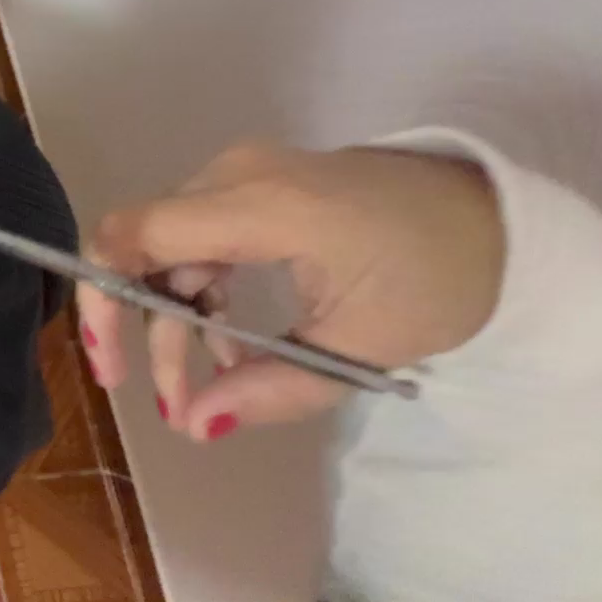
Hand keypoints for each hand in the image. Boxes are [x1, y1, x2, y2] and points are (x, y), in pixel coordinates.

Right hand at [77, 142, 503, 441]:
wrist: (499, 215)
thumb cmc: (444, 274)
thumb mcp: (370, 343)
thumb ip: (276, 384)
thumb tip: (194, 425)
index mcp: (259, 204)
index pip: (133, 236)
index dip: (101, 297)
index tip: (108, 365)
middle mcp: (226, 176)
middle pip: (143, 248)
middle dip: (142, 328)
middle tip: (161, 400)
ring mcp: (231, 176)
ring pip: (165, 250)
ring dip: (173, 318)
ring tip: (201, 386)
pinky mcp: (241, 185)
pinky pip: (192, 239)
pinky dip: (198, 293)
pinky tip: (227, 342)